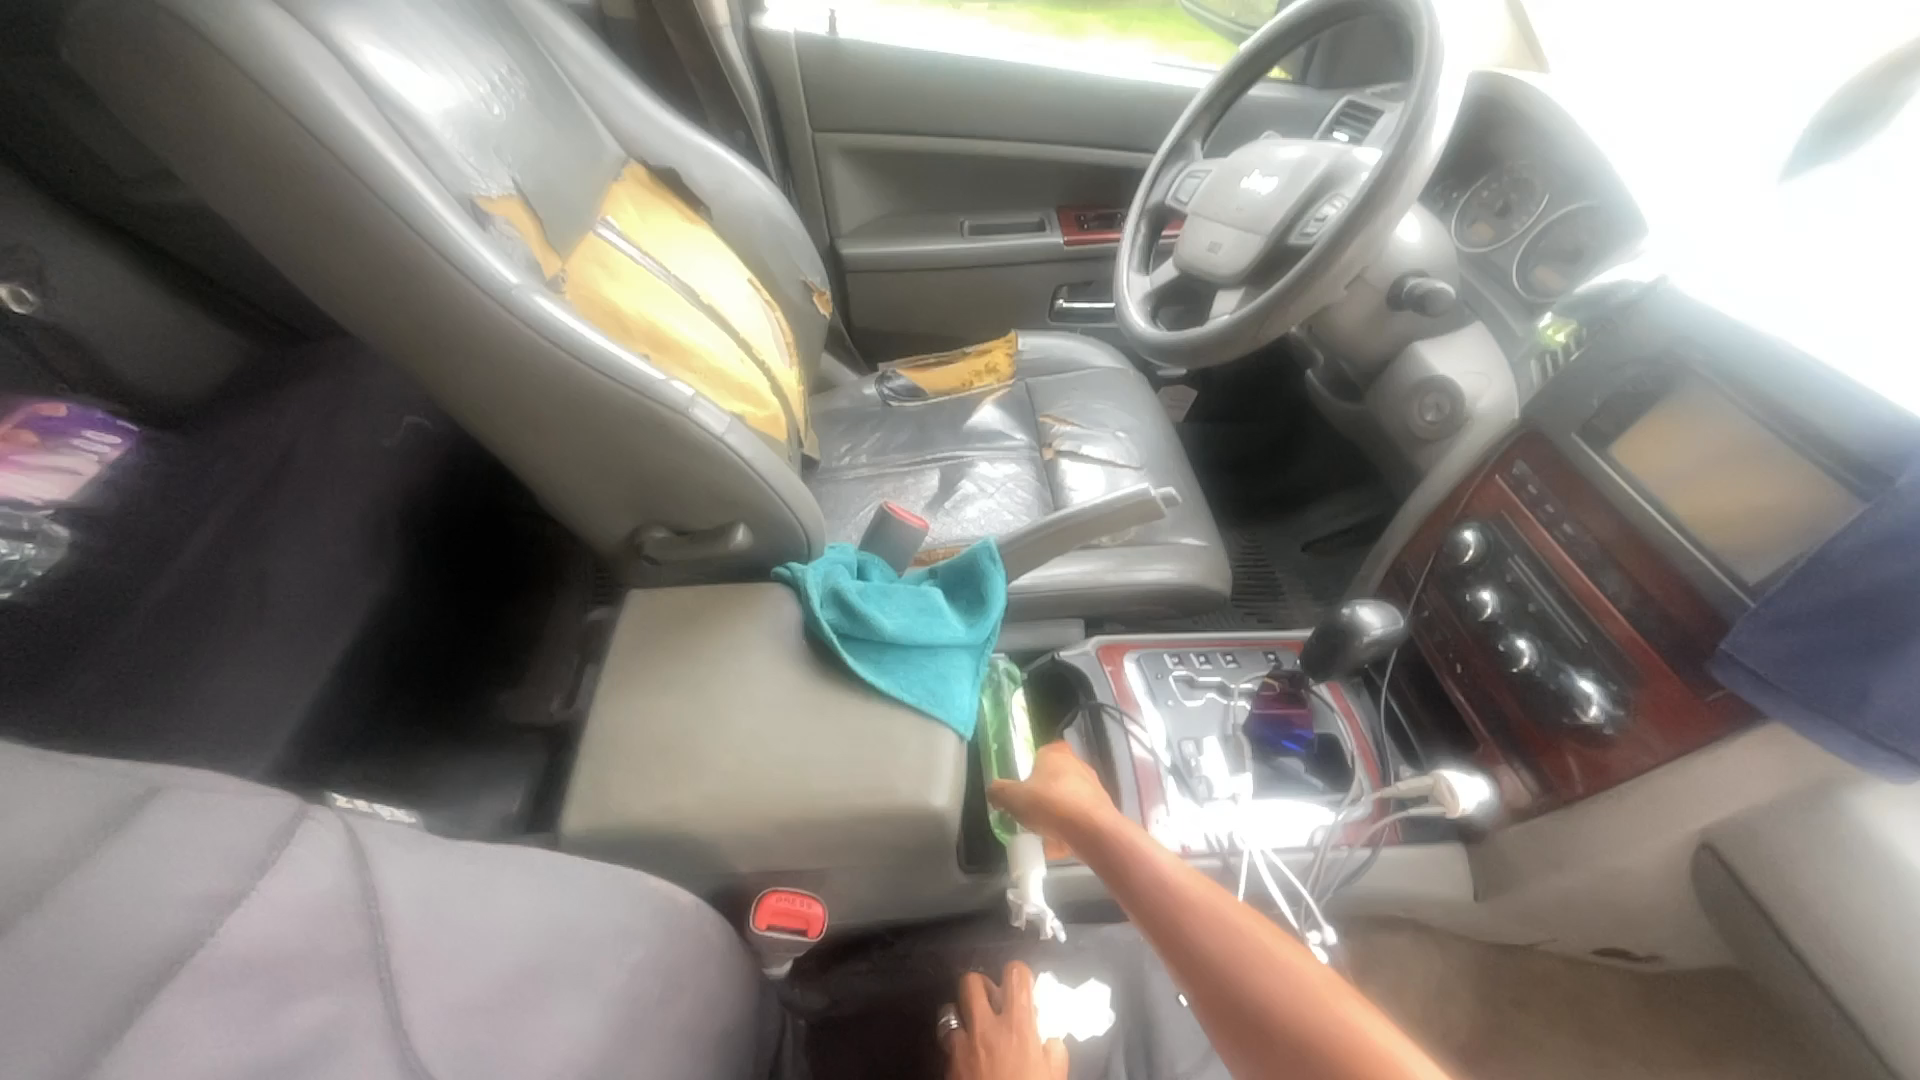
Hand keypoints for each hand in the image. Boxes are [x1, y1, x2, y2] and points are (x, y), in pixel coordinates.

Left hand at [943, 962, 1067, 1079]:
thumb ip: (1053, 1050)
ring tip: (974, 1027)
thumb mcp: (1054, 1077)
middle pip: (971, 981)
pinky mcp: (947, 1064)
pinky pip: (945, 1040)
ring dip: (963, 1014)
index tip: (1022, 987)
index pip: (1015, 974)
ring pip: (950, 1008)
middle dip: (982, 987)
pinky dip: (954, 1041)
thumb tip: (1048, 1038)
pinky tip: (966, 1053)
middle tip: (993, 1003)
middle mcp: (986, 1027)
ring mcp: (963, 1044)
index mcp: (1018, 1026)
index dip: (1019, 975)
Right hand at [988, 741, 1119, 849]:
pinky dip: (1069, 829)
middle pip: (1055, 777)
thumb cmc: (1049, 804)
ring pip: (1068, 798)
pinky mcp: (1102, 809)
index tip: (1023, 785)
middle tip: (1029, 811)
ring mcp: (1093, 786)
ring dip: (1056, 814)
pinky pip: (1079, 818)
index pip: (1043, 752)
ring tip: (1042, 833)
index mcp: (1055, 753)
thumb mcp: (1013, 798)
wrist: (1091, 830)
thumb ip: (999, 792)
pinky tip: (1057, 845)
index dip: (1032, 767)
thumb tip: (993, 791)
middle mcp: (1077, 764)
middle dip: (1043, 793)